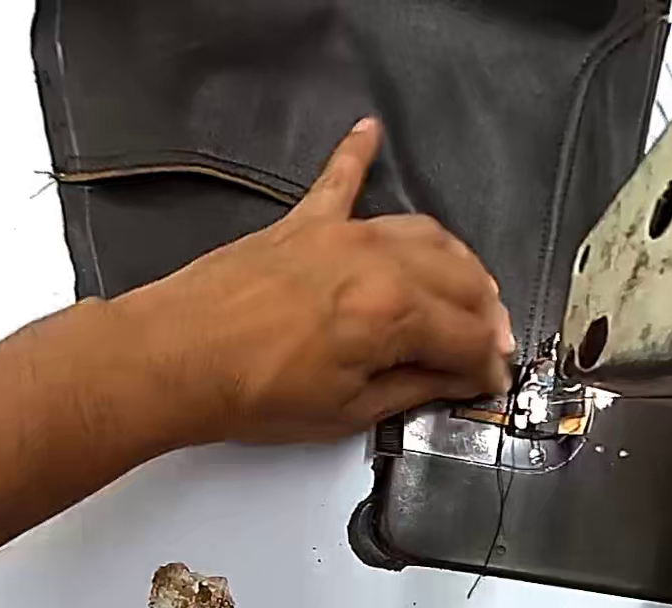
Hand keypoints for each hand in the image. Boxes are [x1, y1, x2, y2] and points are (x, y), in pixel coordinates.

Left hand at [104, 116, 515, 443]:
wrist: (179, 361)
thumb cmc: (255, 392)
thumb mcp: (350, 410)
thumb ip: (414, 387)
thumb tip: (457, 380)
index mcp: (393, 314)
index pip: (467, 337)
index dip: (488, 365)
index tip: (493, 380)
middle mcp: (377, 261)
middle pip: (459, 281)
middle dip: (486, 315)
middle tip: (491, 342)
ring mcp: (340, 235)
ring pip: (424, 232)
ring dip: (456, 261)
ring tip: (470, 285)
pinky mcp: (303, 224)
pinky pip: (340, 179)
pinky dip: (357, 157)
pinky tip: (371, 133)